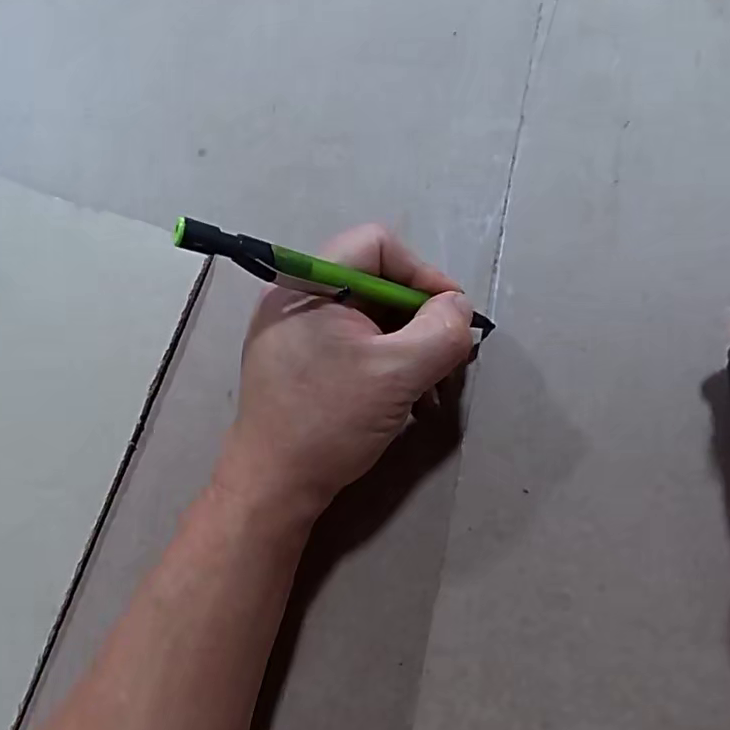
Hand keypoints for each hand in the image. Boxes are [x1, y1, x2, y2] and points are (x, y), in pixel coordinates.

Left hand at [216, 224, 475, 514]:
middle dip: (418, 319)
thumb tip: (457, 308)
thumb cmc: (330, 422)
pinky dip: (382, 364)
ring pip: (366, 318)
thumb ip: (442, 331)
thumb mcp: (399, 374)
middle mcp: (294, 298)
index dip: (422, 274)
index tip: (450, 317)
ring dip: (406, 348)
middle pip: (374, 282)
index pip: (377, 245)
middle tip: (444, 360)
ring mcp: (291, 331)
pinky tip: (401, 400)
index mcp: (308, 284)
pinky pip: (349, 344)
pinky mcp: (296, 362)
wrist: (273, 484)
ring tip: (427, 390)